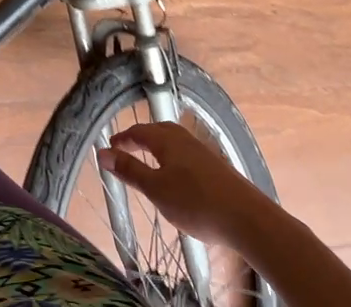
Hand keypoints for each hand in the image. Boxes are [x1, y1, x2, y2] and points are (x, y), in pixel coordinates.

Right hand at [97, 121, 277, 247]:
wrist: (249, 219)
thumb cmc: (196, 202)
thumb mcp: (155, 189)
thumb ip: (129, 170)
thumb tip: (102, 153)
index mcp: (167, 140)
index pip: (138, 131)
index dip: (122, 139)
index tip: (110, 147)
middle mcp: (185, 140)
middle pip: (158, 131)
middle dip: (141, 137)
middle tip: (127, 149)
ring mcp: (204, 153)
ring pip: (175, 142)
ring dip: (159, 147)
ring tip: (150, 161)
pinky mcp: (218, 169)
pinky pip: (188, 154)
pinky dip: (174, 158)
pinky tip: (178, 177)